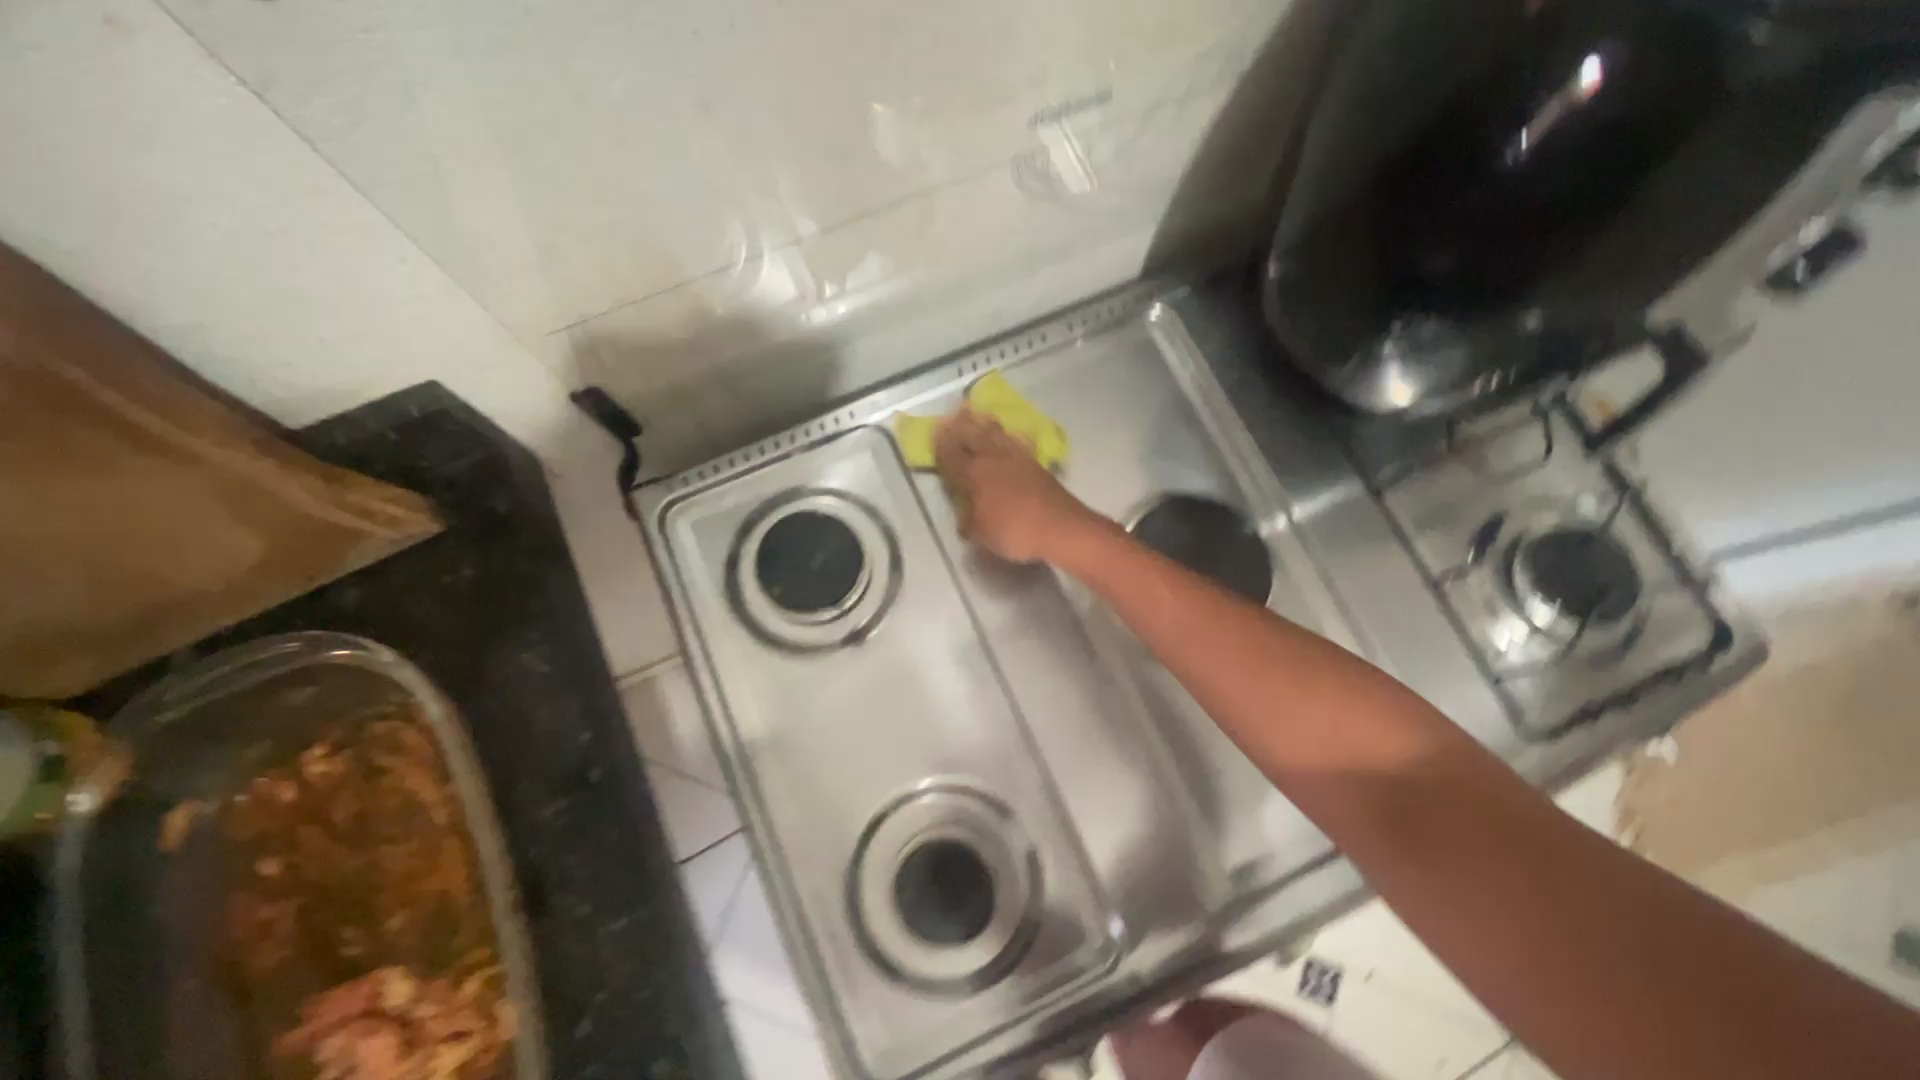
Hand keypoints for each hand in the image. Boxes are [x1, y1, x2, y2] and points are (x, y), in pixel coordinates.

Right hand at [933, 408, 1104, 563]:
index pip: (951, 455)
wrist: (1061, 528)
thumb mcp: (981, 535)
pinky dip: (1011, 437)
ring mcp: (1018, 459)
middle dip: (962, 425)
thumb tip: (966, 517)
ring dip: (987, 425)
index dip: (941, 444)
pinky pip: (1019, 444)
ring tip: (982, 416)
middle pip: (974, 436)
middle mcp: (993, 459)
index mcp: (973, 474)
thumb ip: (969, 522)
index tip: (934, 432)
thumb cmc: (1014, 532)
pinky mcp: (1037, 465)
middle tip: (955, 414)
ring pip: (998, 435)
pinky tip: (1012, 436)